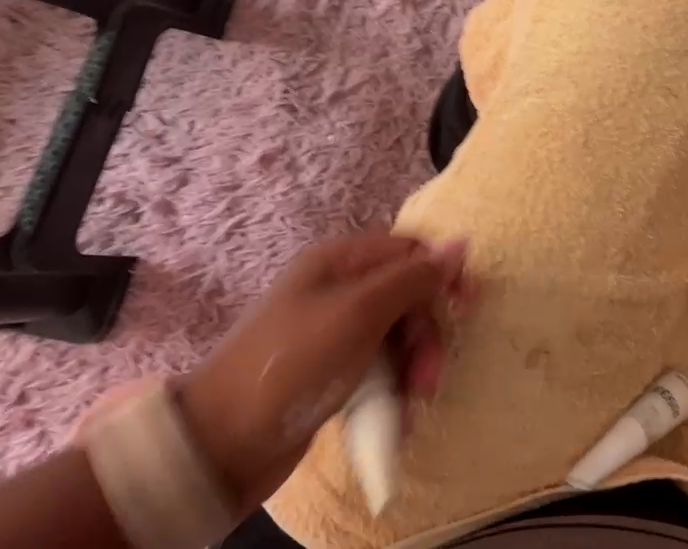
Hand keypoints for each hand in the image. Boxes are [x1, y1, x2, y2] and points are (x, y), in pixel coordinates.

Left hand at [177, 233, 469, 510]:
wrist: (220, 444)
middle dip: (427, 335)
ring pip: (399, 336)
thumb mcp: (359, 312)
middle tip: (429, 375)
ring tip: (412, 403)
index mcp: (340, 261)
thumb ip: (413, 277)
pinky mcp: (332, 372)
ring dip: (414, 368)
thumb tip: (461, 242)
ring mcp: (335, 332)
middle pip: (409, 296)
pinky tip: (397, 418)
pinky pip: (379, 369)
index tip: (467, 306)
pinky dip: (393, 389)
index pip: (410, 250)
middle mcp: (339, 289)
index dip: (442, 273)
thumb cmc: (294, 363)